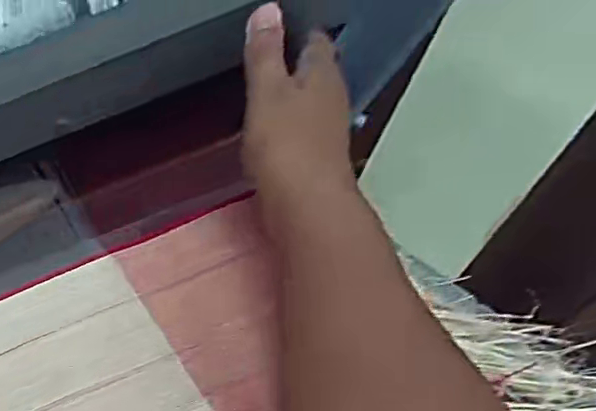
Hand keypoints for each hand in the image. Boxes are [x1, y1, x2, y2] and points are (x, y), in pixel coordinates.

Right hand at [241, 3, 354, 204]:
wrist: (303, 205)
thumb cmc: (285, 147)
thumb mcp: (266, 94)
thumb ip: (264, 55)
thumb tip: (266, 10)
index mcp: (321, 72)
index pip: (313, 40)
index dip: (295, 33)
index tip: (275, 34)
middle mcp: (331, 96)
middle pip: (314, 73)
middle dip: (294, 69)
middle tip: (268, 69)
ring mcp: (326, 130)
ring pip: (309, 105)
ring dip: (291, 103)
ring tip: (265, 104)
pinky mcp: (314, 161)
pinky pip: (300, 135)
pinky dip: (286, 133)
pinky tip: (270, 142)